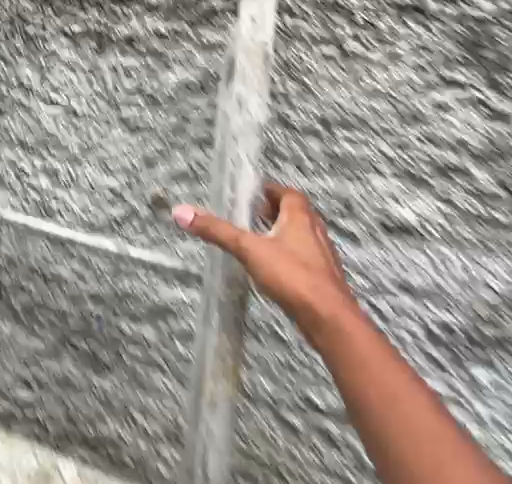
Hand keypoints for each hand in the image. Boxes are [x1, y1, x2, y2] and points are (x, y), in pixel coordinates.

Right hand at [172, 182, 360, 343]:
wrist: (330, 320)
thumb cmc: (292, 275)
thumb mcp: (248, 249)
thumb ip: (216, 231)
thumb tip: (180, 212)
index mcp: (300, 219)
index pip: (289, 194)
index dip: (271, 191)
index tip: (251, 195)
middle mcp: (315, 234)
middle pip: (297, 214)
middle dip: (274, 213)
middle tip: (250, 216)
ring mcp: (323, 259)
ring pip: (302, 237)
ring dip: (282, 235)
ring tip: (257, 241)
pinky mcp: (324, 280)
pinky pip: (305, 259)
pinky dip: (288, 257)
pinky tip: (272, 269)